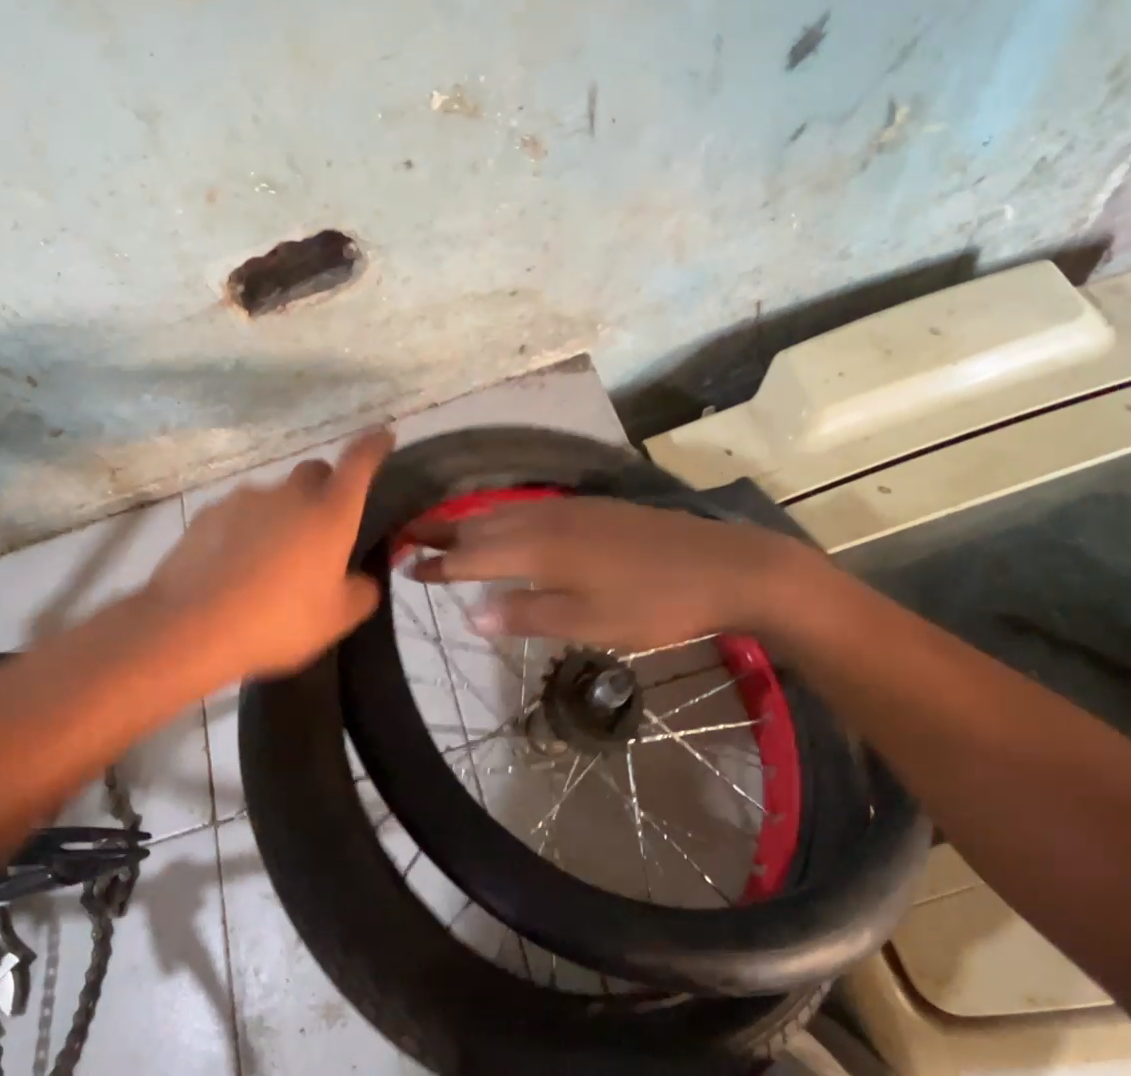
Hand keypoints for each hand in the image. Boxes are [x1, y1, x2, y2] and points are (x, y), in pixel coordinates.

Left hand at [147, 428, 391, 678]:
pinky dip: (247, 532)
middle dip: (325, 490)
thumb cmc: (278, 620)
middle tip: (323, 531)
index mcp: (330, 513)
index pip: (359, 462)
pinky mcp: (207, 515)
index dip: (374, 446)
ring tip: (273, 563)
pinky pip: (239, 515)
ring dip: (283, 518)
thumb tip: (361, 579)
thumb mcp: (338, 618)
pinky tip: (238, 569)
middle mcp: (289, 494)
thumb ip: (362, 591)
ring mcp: (243, 499)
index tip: (384, 438)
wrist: (190, 626)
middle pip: (314, 472)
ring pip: (275, 497)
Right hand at [408, 497, 822, 649]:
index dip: (438, 563)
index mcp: (539, 548)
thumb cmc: (653, 604)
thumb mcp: (587, 622)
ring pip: (507, 512)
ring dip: (473, 524)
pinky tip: (509, 529)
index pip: (472, 554)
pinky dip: (505, 518)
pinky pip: (531, 509)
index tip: (405, 567)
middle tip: (410, 538)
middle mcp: (547, 518)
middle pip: (483, 524)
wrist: (725, 567)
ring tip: (448, 534)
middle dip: (444, 534)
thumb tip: (470, 614)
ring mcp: (573, 509)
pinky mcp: (596, 509)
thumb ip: (526, 614)